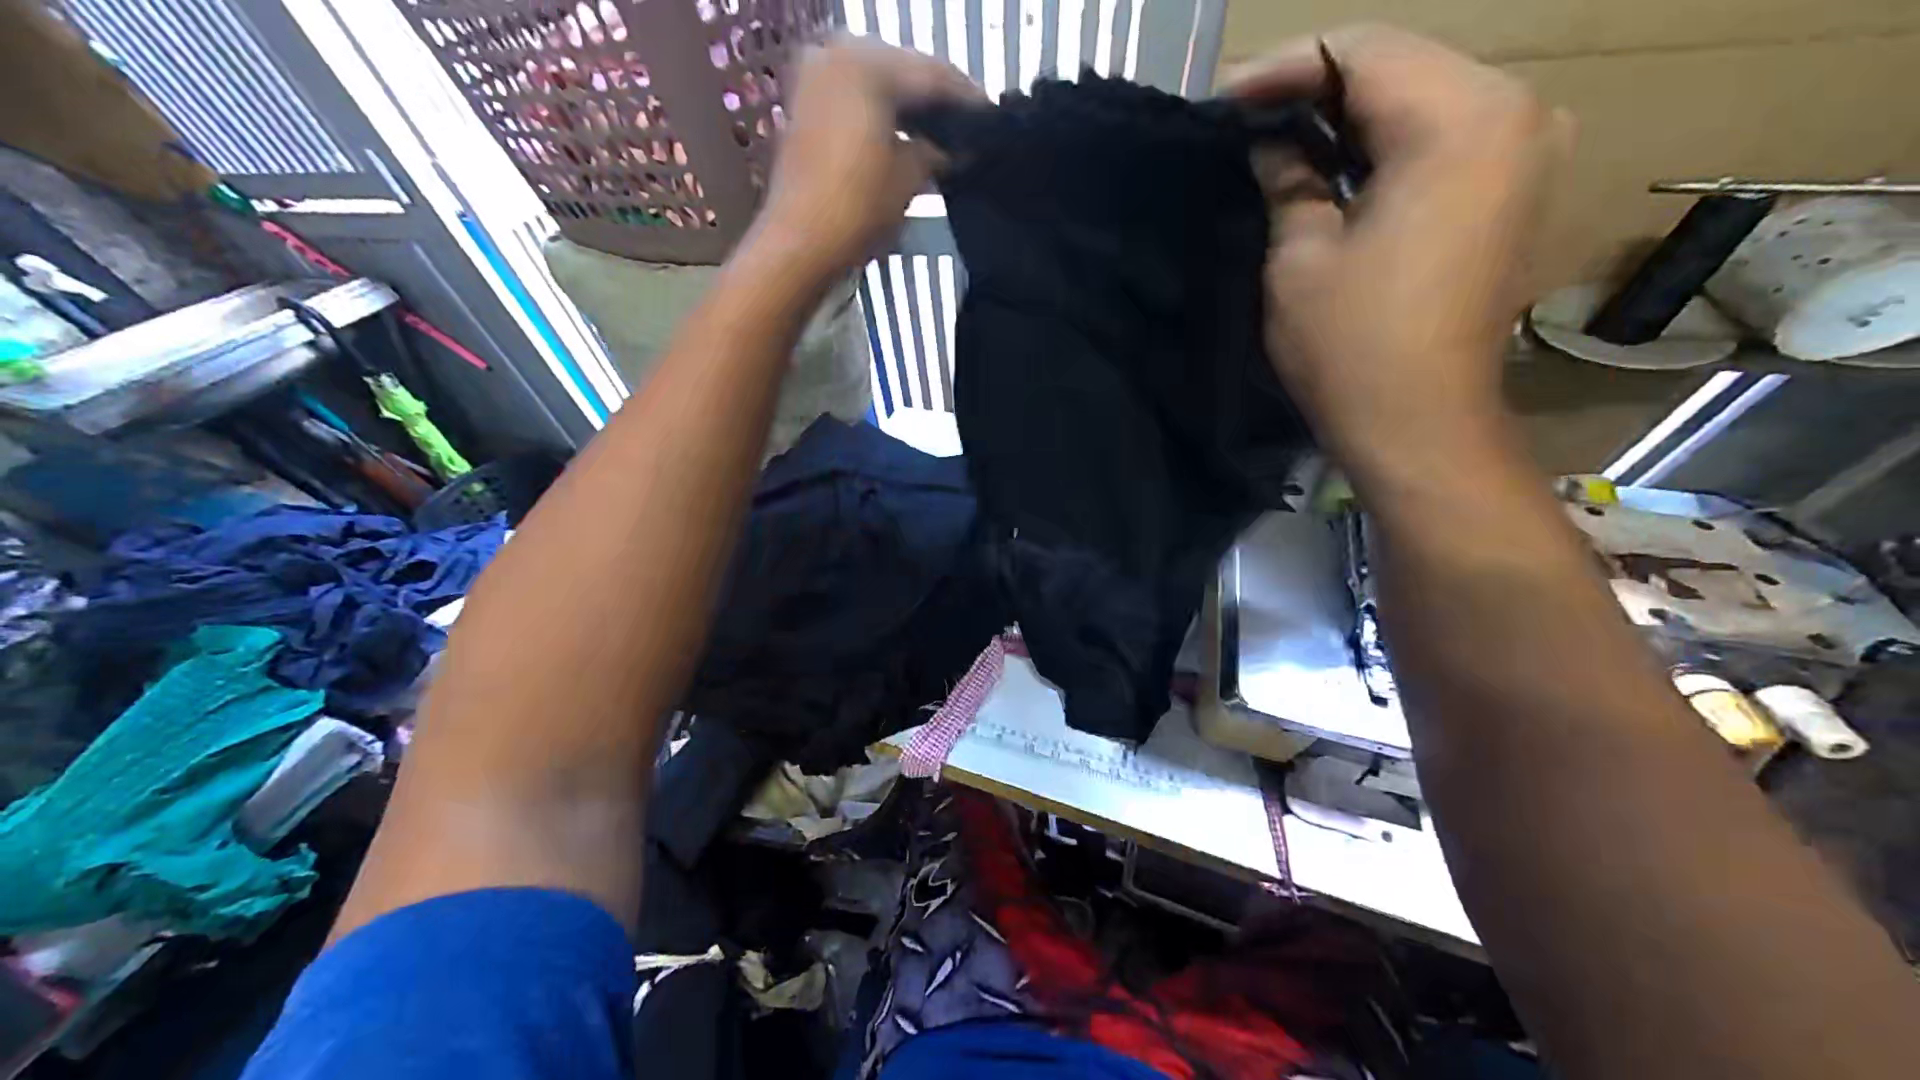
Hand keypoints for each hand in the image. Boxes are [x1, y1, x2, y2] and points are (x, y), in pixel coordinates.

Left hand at [748, 37, 980, 278]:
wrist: (800, 245)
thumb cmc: (858, 208)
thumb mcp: (910, 176)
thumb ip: (938, 150)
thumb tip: (960, 147)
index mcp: (867, 64)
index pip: (932, 72)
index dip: (967, 98)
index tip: (992, 119)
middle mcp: (838, 58)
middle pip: (903, 71)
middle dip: (936, 101)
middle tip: (969, 128)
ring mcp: (817, 81)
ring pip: (879, 85)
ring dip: (910, 109)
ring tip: (943, 137)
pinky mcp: (807, 109)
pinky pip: (857, 100)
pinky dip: (883, 116)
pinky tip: (907, 139)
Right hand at [1226, 26, 1571, 471]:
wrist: (1422, 424)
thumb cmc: (1353, 345)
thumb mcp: (1299, 256)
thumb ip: (1287, 179)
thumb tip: (1270, 144)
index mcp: (1461, 120)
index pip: (1362, 52)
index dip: (1283, 69)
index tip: (1223, 101)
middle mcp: (1515, 112)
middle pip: (1400, 65)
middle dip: (1315, 87)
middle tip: (1245, 119)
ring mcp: (1526, 150)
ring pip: (1423, 97)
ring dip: (1349, 115)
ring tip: (1280, 139)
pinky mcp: (1515, 190)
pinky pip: (1444, 137)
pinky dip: (1386, 143)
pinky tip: (1334, 165)